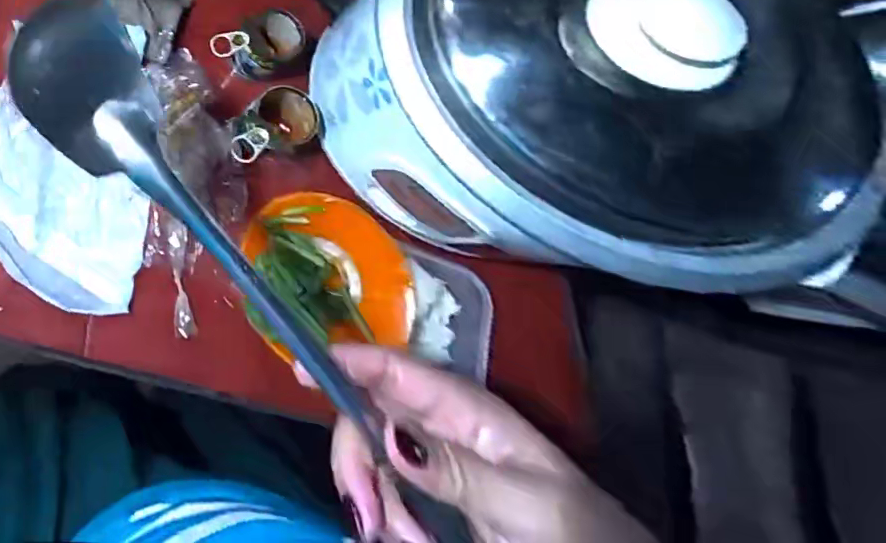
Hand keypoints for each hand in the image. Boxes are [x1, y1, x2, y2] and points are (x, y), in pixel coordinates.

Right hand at [303, 346, 650, 542]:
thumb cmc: (584, 539)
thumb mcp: (529, 506)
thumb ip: (455, 467)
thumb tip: (385, 433)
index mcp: (465, 411)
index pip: (393, 369)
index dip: (345, 361)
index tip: (301, 371)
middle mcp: (440, 427)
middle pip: (366, 417)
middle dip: (355, 459)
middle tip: (365, 511)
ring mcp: (434, 463)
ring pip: (369, 457)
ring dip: (373, 497)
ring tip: (399, 538)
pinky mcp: (433, 500)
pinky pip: (386, 493)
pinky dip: (386, 517)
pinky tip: (404, 539)